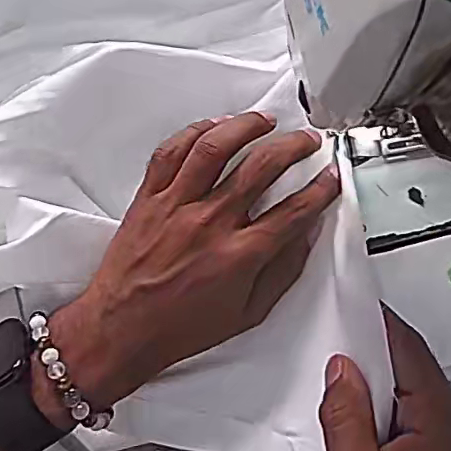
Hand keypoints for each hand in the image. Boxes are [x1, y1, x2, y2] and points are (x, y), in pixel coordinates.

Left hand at [47, 112, 340, 408]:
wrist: (121, 328)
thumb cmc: (178, 326)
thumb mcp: (247, 313)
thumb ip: (283, 272)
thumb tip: (305, 237)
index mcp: (238, 256)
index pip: (293, 210)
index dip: (320, 189)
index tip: (329, 177)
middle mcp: (209, 224)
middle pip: (262, 166)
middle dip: (294, 147)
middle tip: (306, 142)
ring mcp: (176, 206)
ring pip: (215, 148)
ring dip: (246, 126)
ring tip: (265, 121)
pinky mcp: (149, 198)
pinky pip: (170, 152)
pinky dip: (194, 132)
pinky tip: (213, 127)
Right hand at [319, 308, 450, 450]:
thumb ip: (346, 419)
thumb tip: (339, 366)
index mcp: (442, 418)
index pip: (406, 346)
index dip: (373, 320)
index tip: (340, 301)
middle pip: (410, 364)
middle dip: (367, 355)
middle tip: (323, 348)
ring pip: (412, 389)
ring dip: (377, 385)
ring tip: (335, 388)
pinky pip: (418, 412)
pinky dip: (389, 408)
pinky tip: (361, 423)